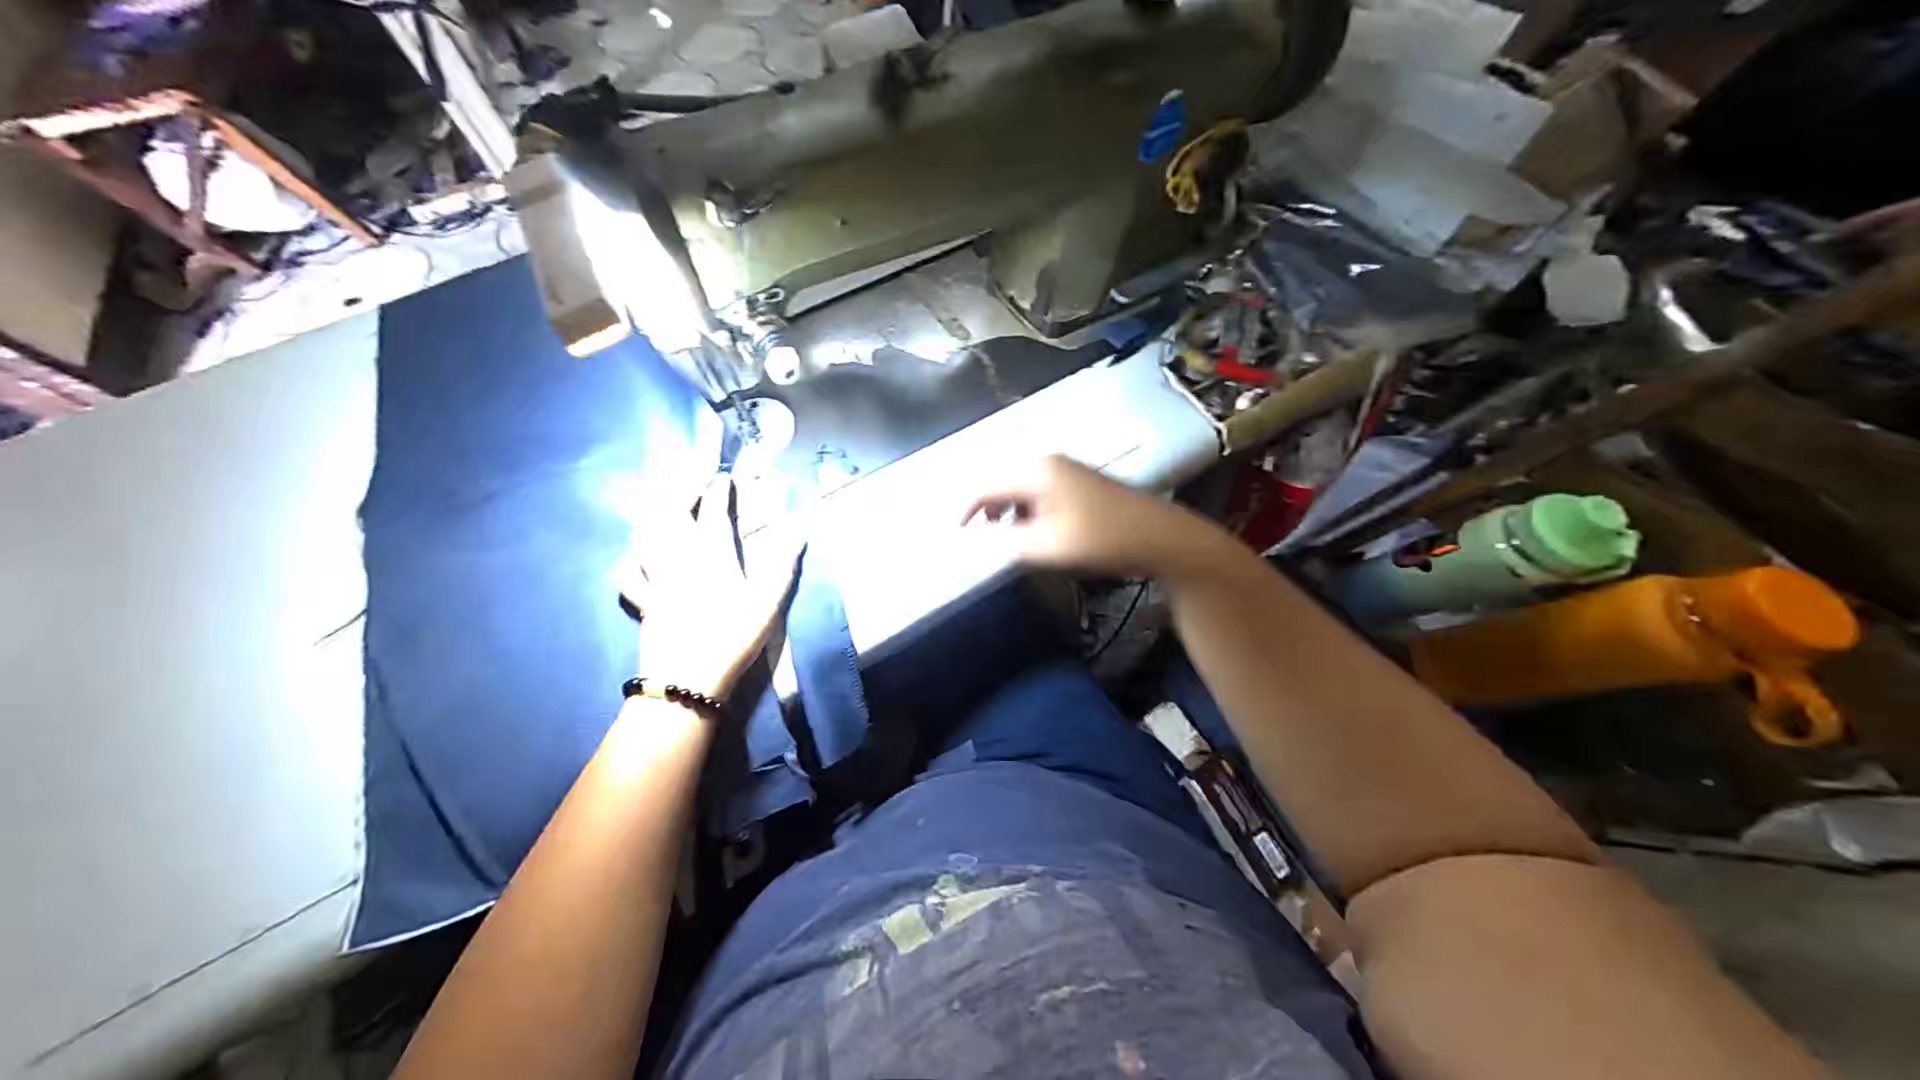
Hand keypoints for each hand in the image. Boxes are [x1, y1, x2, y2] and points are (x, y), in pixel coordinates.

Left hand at [621, 473, 801, 700]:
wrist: (687, 678)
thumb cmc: (732, 638)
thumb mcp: (768, 603)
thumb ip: (783, 564)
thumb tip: (798, 530)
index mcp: (711, 554)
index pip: (713, 509)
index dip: (718, 487)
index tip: (725, 474)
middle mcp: (678, 556)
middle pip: (672, 507)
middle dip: (682, 478)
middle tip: (691, 459)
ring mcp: (655, 575)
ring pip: (646, 530)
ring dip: (656, 506)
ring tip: (665, 494)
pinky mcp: (642, 598)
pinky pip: (628, 568)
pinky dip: (632, 554)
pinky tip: (638, 551)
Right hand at [961, 456, 1228, 581]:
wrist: (1163, 538)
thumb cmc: (1104, 540)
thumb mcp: (1047, 546)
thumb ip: (1005, 542)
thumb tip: (975, 541)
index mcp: (1036, 470)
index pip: (985, 486)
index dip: (966, 511)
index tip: (957, 537)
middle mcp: (1048, 462)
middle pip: (1001, 484)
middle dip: (987, 511)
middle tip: (981, 539)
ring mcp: (1067, 471)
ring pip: (1021, 489)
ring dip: (1008, 513)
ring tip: (1008, 540)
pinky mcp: (1080, 483)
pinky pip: (1039, 493)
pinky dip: (1028, 512)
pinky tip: (1036, 533)